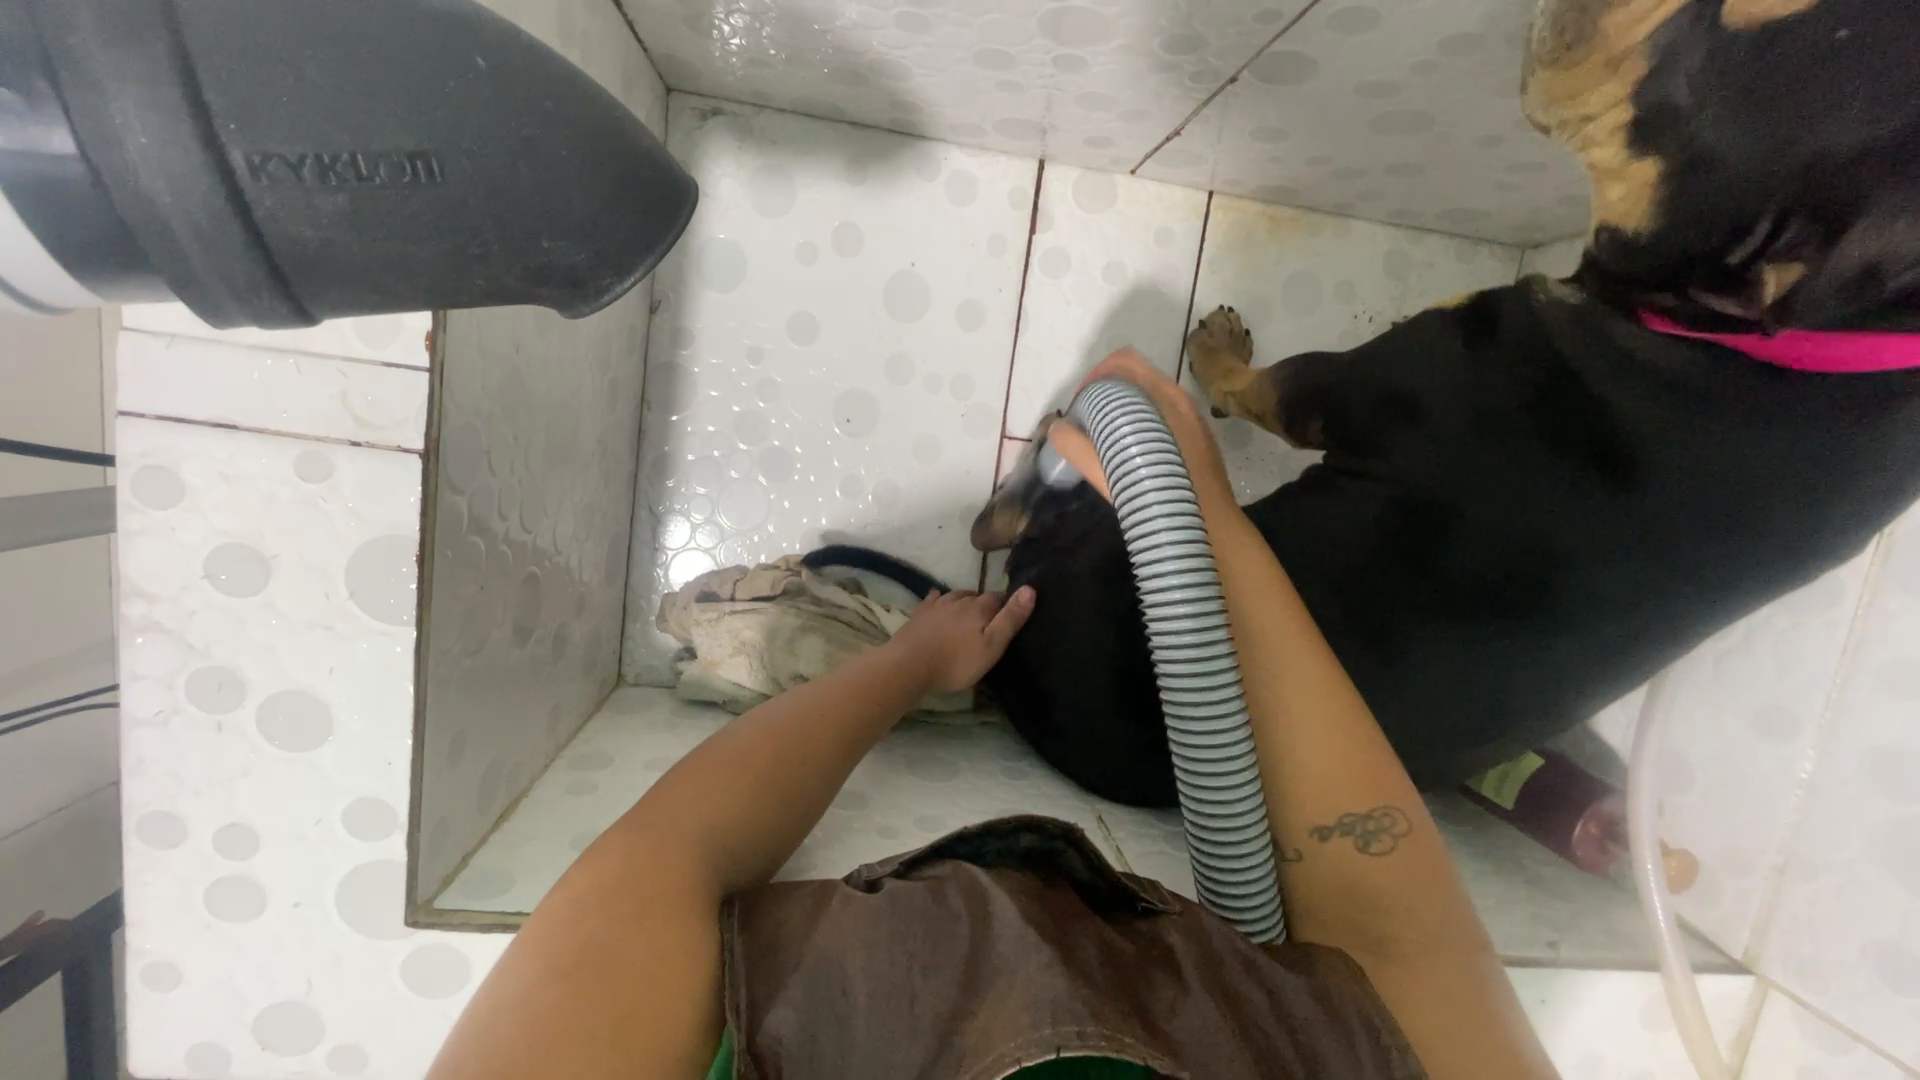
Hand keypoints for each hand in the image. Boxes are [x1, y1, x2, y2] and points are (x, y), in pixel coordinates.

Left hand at [886, 586, 1035, 694]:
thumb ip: (1010, 618)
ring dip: (964, 600)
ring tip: (969, 611)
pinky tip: (937, 600)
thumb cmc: (955, 662)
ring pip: (956, 596)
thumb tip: (1030, 589)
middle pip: (977, 596)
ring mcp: (936, 606)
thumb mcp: (992, 646)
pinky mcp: (919, 614)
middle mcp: (959, 600)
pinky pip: (932, 600)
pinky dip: (938, 599)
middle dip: (985, 604)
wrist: (909, 666)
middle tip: (989, 620)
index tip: (1009, 616)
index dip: (1006, 605)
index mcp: (979, 608)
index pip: (998, 598)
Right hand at [1047, 347, 1237, 512]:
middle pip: (1137, 377)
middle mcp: (1182, 401)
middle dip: (1107, 393)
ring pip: (1151, 398)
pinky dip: (1141, 422)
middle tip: (1087, 424)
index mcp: (1165, 398)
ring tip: (1105, 440)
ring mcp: (1194, 419)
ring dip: (1124, 409)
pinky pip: (1163, 416)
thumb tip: (1057, 430)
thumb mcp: (1112, 475)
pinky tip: (1130, 454)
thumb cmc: (1162, 499)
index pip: (1124, 362)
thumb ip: (1080, 449)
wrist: (1212, 531)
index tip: (1080, 407)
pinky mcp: (1198, 439)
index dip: (1095, 377)